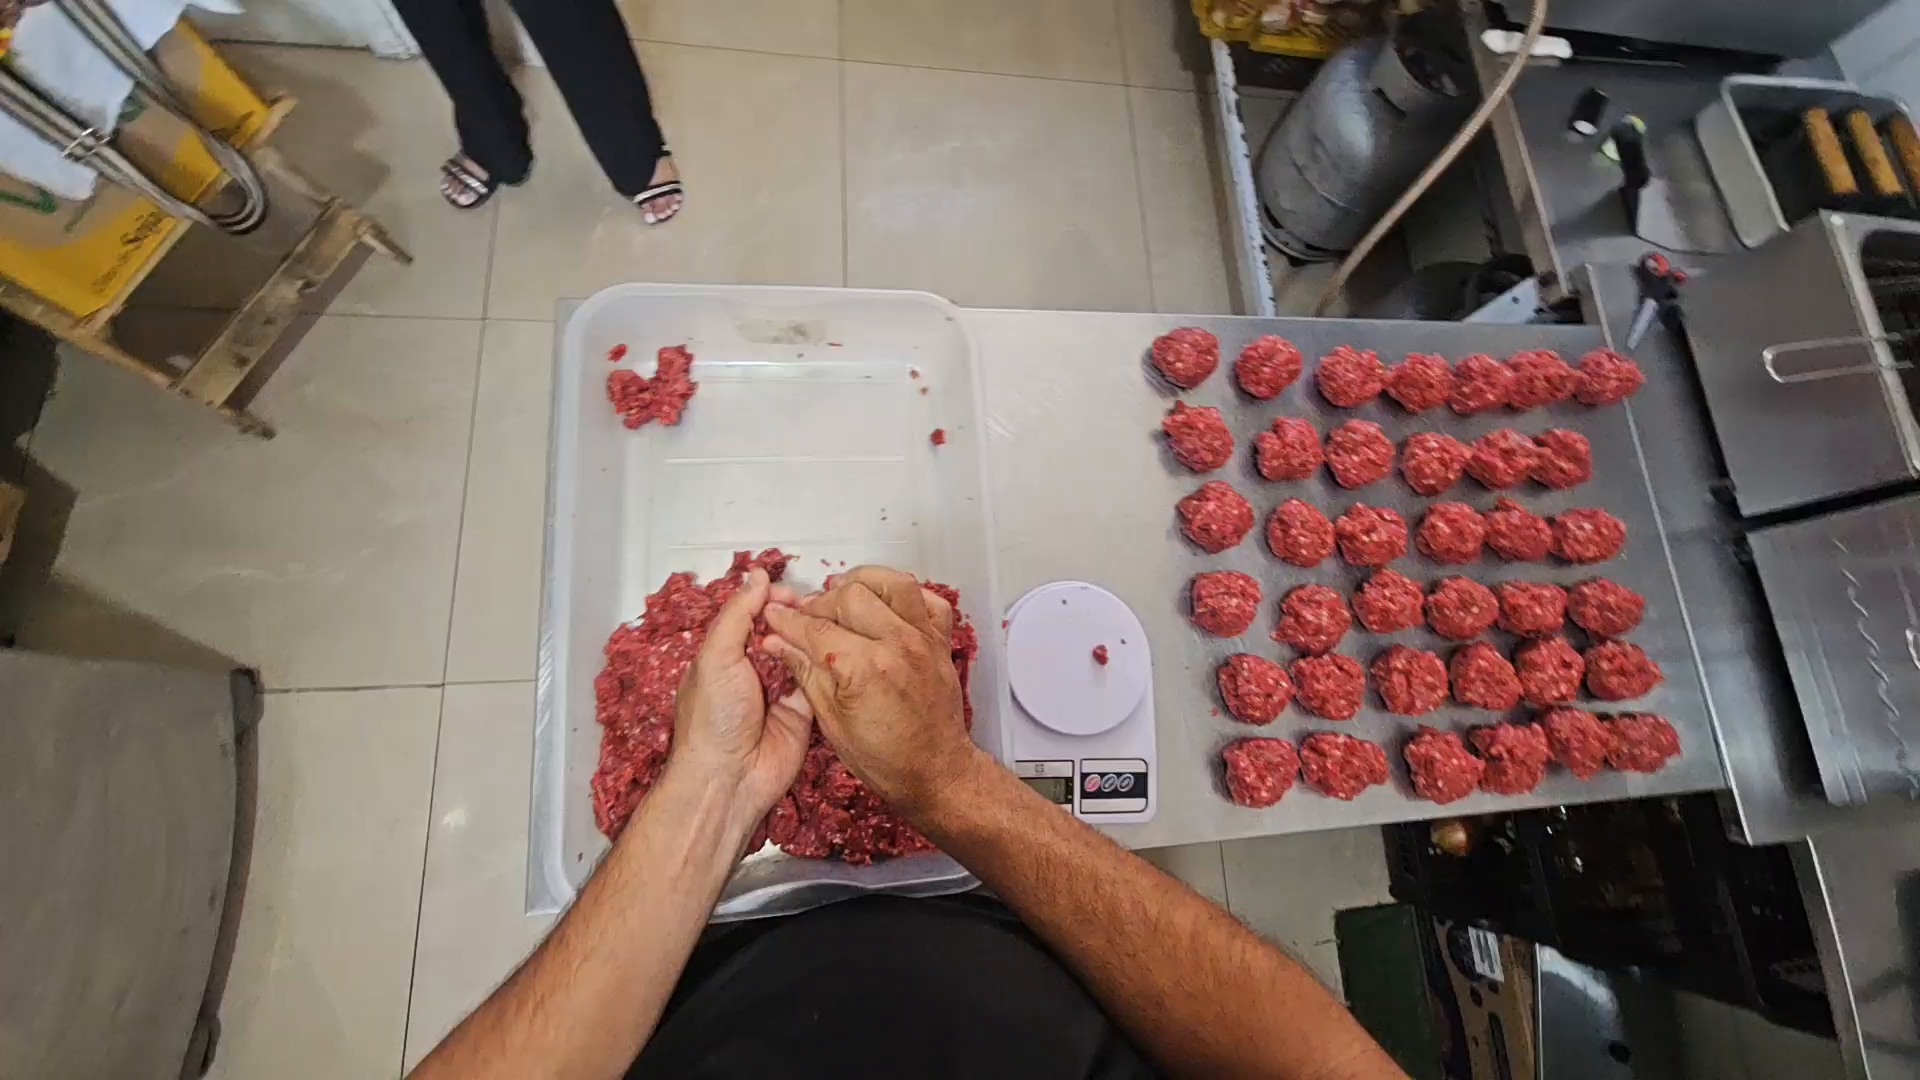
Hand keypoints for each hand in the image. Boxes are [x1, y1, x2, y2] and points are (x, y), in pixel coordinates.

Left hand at [665, 567, 813, 835]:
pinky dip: (826, 666)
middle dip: (798, 617)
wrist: (730, 779)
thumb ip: (738, 614)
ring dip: (814, 639)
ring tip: (832, 625)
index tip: (791, 594)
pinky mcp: (804, 709)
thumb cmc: (713, 718)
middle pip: (782, 630)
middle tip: (817, 608)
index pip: (753, 614)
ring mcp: (780, 689)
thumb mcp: (717, 657)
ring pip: (803, 652)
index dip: (773, 600)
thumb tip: (756, 576)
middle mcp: (754, 668)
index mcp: (726, 653)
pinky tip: (839, 651)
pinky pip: (819, 680)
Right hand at [763, 566, 977, 814]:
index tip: (774, 616)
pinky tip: (885, 605)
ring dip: (864, 582)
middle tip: (808, 615)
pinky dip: (906, 594)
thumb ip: (805, 673)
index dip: (788, 621)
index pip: (816, 629)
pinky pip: (929, 599)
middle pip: (851, 595)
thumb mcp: (831, 722)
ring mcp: (924, 639)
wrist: (935, 771)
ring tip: (843, 595)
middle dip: (821, 601)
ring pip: (893, 583)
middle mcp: (898, 644)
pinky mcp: (941, 641)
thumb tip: (776, 642)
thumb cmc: (883, 758)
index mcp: (865, 668)